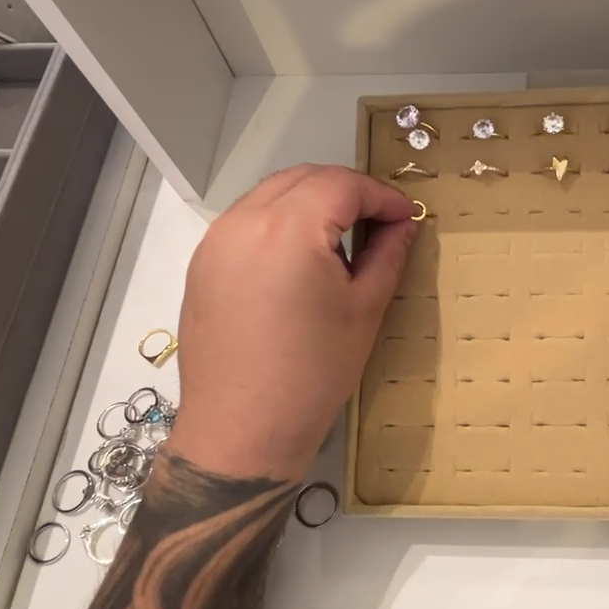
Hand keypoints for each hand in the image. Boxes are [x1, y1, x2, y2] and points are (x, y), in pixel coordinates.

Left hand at [174, 165, 416, 479]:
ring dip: (313, 202)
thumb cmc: (313, 374)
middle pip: (305, 178)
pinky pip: (248, 220)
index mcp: (289, 230)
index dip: (381, 195)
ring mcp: (216, 241)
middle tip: (380, 222)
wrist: (241, 429)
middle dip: (348, 191)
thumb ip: (387, 255)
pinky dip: (282, 220)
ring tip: (342, 240)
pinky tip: (302, 258)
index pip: (342, 185)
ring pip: (273, 194)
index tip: (406, 216)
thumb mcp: (363, 311)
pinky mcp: (203, 263)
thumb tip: (403, 225)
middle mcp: (244, 222)